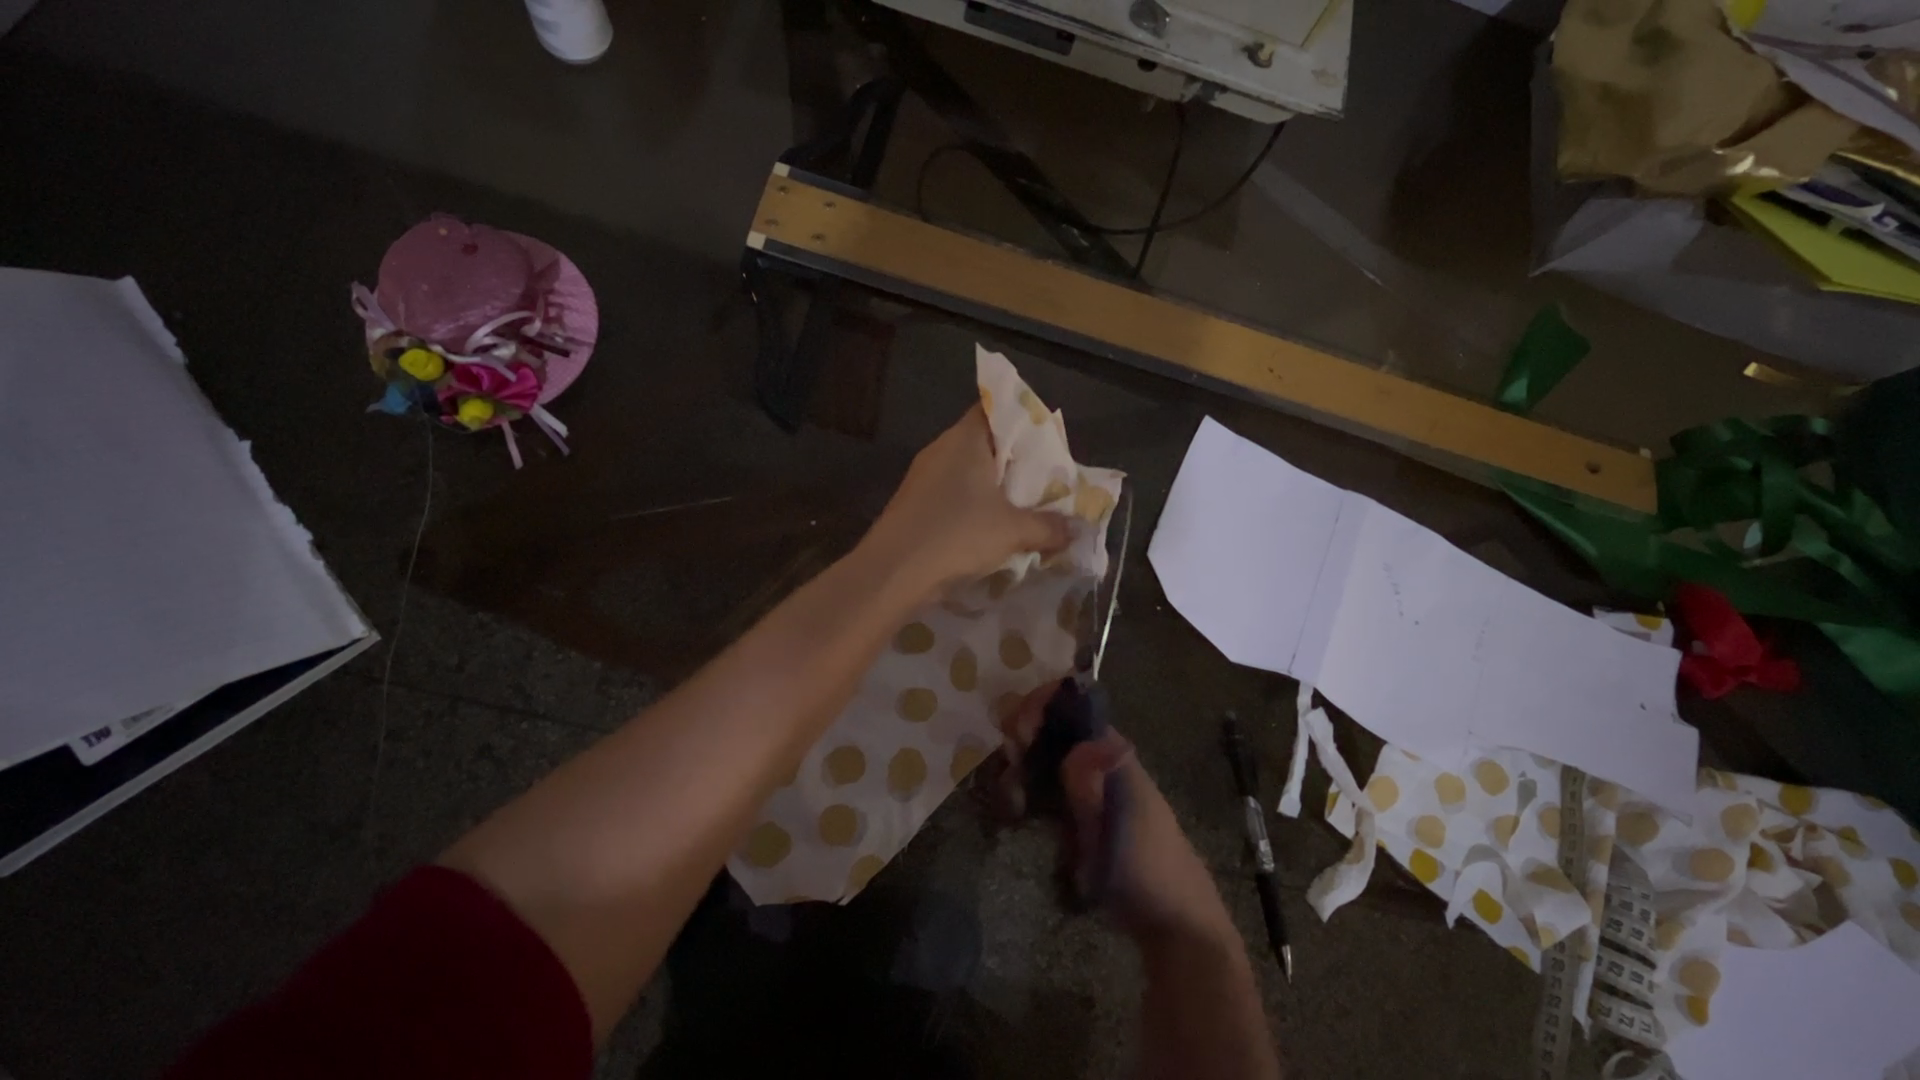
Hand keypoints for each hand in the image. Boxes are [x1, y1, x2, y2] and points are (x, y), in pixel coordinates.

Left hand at [861, 406, 1070, 602]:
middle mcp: (941, 449)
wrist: (893, 572)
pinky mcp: (914, 504)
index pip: (994, 408)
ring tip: (1025, 507)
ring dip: (994, 488)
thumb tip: (1075, 528)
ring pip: (968, 472)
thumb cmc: (957, 534)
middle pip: (984, 442)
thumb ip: (1049, 526)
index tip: (1047, 441)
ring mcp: (923, 477)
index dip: (1023, 419)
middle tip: (1046, 478)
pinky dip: (974, 507)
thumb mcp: (1013, 531)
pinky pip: (953, 496)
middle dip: (1015, 460)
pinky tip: (992, 529)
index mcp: (965, 439)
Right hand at [996, 682, 1234, 940]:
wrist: (1173, 921)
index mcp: (1110, 753)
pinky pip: (1041, 793)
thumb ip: (1096, 788)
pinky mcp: (1076, 818)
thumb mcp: (1123, 826)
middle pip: (1046, 732)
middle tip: (1009, 783)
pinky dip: (1022, 797)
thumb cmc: (1151, 869)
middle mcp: (1095, 763)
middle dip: (1019, 747)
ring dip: (1016, 776)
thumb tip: (1079, 746)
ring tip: (1010, 809)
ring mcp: (1085, 790)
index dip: (1039, 708)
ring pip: (1038, 762)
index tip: (1017, 738)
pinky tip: (1014, 819)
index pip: (1070, 706)